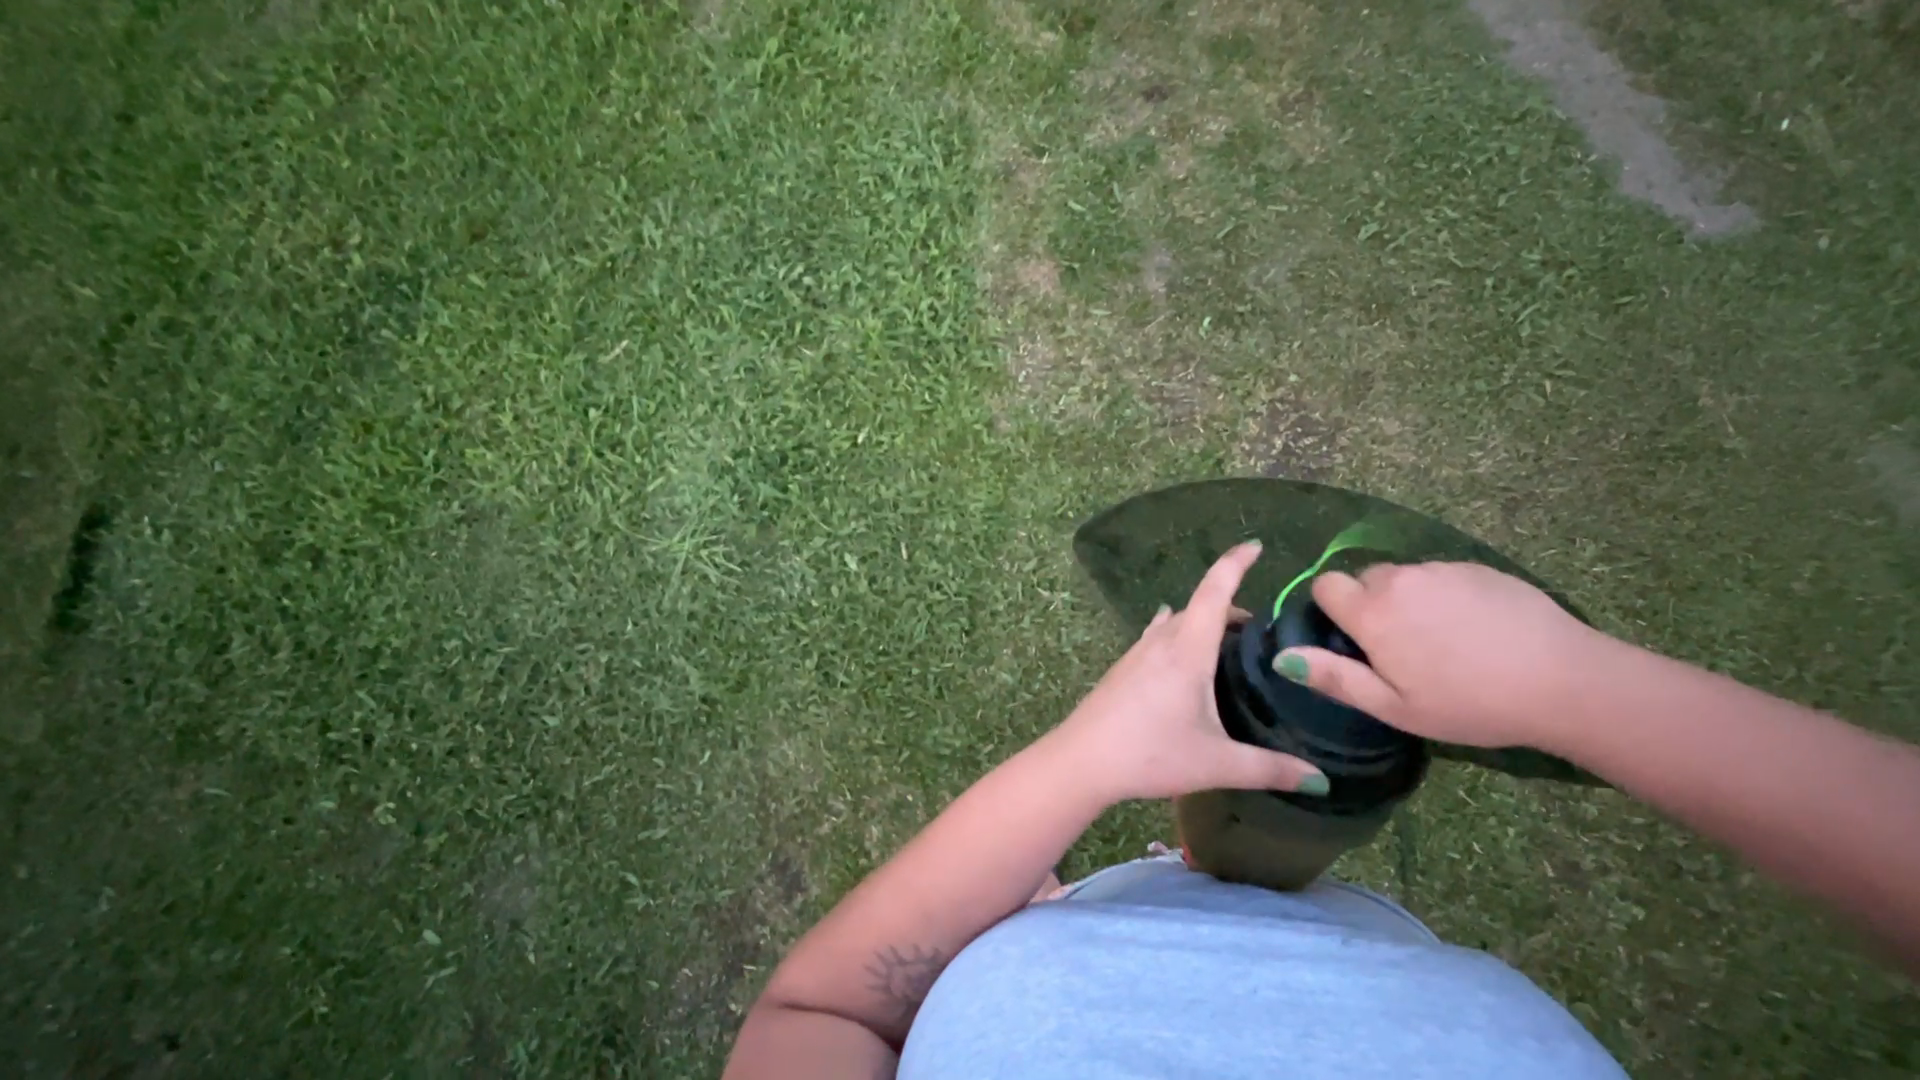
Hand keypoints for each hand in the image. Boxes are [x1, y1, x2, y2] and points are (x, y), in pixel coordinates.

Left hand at [1049, 542, 1325, 803]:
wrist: (1081, 761)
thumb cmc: (1150, 754)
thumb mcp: (1216, 764)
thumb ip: (1270, 768)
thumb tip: (1320, 781)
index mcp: (1188, 649)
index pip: (1215, 590)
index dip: (1236, 563)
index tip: (1257, 545)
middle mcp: (1161, 641)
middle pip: (1199, 605)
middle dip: (1230, 605)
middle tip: (1261, 630)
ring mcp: (1137, 653)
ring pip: (1176, 621)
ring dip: (1202, 621)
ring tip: (1228, 644)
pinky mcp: (1123, 669)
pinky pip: (1158, 636)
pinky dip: (1180, 635)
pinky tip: (1181, 653)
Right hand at [1274, 562, 1606, 748]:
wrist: (1564, 681)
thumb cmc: (1468, 703)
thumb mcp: (1394, 707)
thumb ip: (1334, 678)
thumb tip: (1282, 656)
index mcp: (1372, 611)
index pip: (1326, 585)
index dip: (1332, 610)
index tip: (1354, 641)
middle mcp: (1401, 578)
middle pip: (1366, 579)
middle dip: (1371, 605)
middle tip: (1402, 649)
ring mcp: (1443, 569)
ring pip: (1406, 578)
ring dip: (1409, 601)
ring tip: (1444, 642)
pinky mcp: (1480, 568)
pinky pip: (1443, 576)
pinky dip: (1445, 597)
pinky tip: (1476, 631)